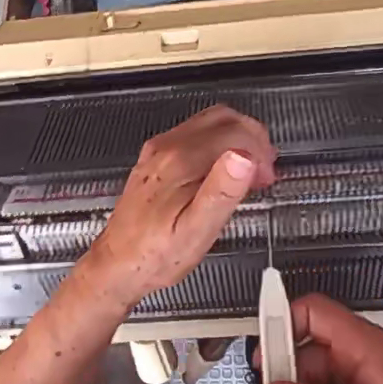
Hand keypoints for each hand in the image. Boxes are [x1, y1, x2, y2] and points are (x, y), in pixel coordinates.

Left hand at [78, 106, 276, 310]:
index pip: (234, 133)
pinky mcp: (157, 159)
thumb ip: (222, 191)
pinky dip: (220, 144)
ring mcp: (160, 151)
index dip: (259, 152)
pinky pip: (196, 135)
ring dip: (238, 139)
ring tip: (251, 170)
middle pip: (223, 118)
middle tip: (265, 169)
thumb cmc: (154, 255)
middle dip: (253, 138)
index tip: (266, 177)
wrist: (116, 266)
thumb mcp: (197, 231)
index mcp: (180, 161)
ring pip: (210, 122)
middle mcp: (167, 148)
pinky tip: (225, 171)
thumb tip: (244, 158)